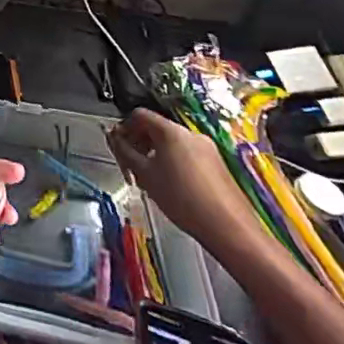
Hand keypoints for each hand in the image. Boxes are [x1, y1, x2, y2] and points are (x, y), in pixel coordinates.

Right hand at [109, 109, 264, 256]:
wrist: (229, 229)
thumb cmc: (183, 199)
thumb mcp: (145, 174)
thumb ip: (124, 151)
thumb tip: (114, 139)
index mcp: (171, 131)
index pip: (139, 115)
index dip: (124, 128)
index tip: (118, 146)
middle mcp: (190, 134)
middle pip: (155, 128)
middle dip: (139, 144)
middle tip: (131, 166)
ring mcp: (207, 149)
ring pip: (171, 144)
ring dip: (155, 155)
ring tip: (149, 179)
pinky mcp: (216, 165)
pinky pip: (187, 155)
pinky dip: (172, 164)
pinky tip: (170, 187)